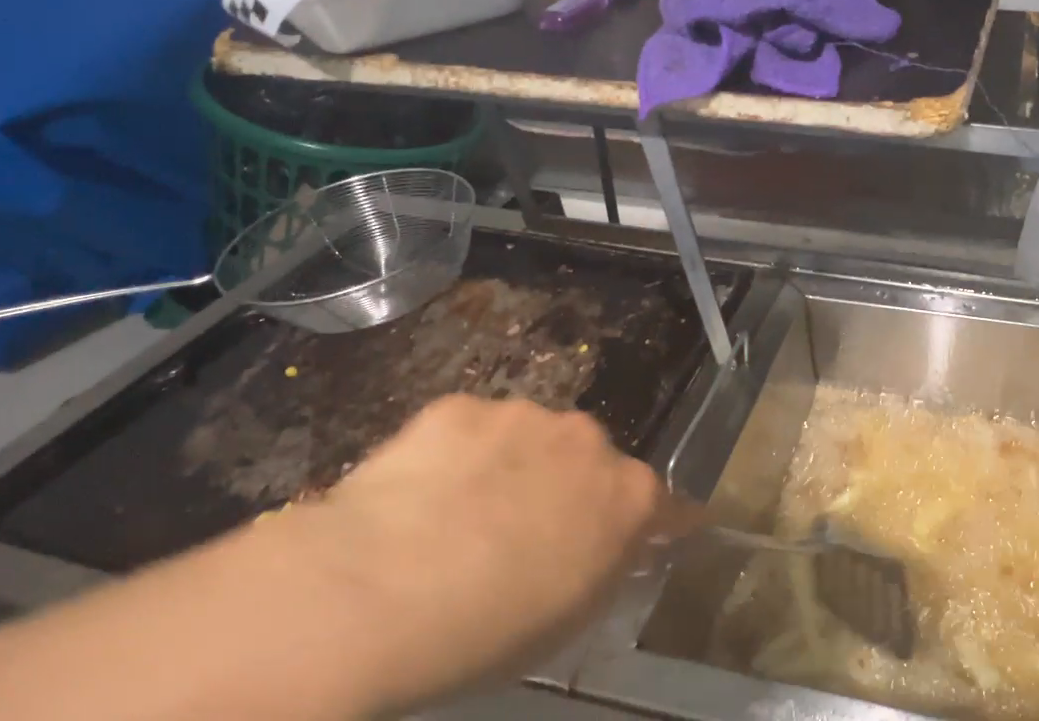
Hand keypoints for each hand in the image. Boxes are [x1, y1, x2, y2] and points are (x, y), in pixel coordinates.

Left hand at [271, 395, 691, 713]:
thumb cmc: (482, 630)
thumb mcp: (566, 621)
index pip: (668, 504)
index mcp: (630, 497)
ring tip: (458, 517)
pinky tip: (419, 496)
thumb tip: (610, 547)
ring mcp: (525, 417)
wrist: (370, 591)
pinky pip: (471, 430)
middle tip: (524, 535)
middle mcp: (590, 442)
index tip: (650, 532)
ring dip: (512, 467)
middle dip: (570, 488)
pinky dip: (456, 456)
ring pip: (530, 440)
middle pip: (591, 462)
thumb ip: (604, 568)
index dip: (659, 520)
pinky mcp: (461, 406)